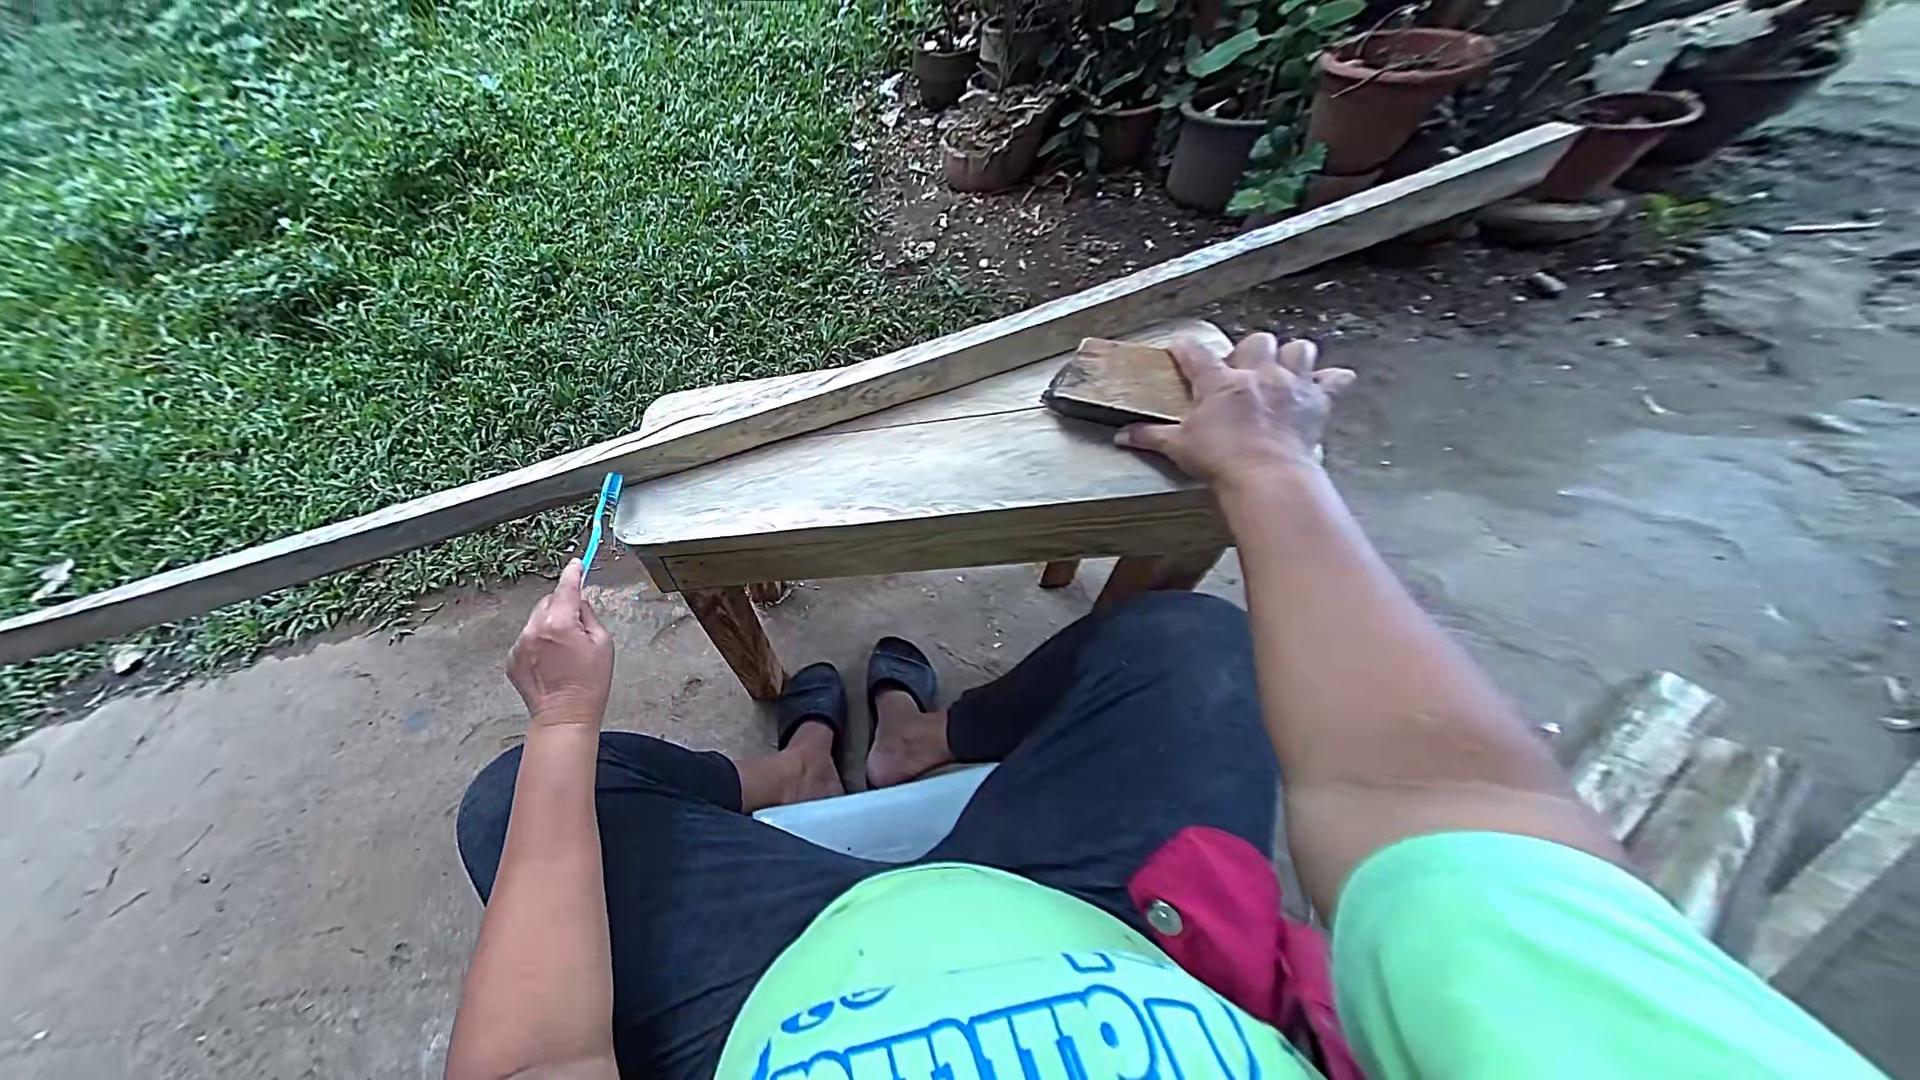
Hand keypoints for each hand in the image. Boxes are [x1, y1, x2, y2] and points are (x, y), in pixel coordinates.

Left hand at [507, 559, 613, 728]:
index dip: (572, 574)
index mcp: (560, 623)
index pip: (566, 588)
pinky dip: (539, 641)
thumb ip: (588, 616)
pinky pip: (527, 638)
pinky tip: (551, 660)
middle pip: (549, 602)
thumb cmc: (591, 680)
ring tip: (564, 649)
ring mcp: (519, 644)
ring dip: (550, 624)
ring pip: (537, 620)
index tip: (576, 564)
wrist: (564, 714)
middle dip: (562, 607)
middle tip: (578, 627)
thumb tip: (578, 602)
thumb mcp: (603, 642)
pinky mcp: (512, 658)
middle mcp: (534, 629)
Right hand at [1115, 332, 1353, 485]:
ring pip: (1299, 349)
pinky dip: (1331, 381)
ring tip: (1282, 371)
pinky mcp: (1316, 401)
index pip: (1196, 353)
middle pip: (1257, 342)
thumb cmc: (1220, 459)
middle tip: (1242, 371)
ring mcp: (1290, 384)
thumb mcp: (1178, 447)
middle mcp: (1257, 374)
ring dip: (1291, 357)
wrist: (1265, 476)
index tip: (1179, 348)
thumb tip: (1122, 436)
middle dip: (1250, 352)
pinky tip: (1326, 384)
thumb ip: (1150, 437)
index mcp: (1219, 382)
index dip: (1184, 348)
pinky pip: (1335, 380)